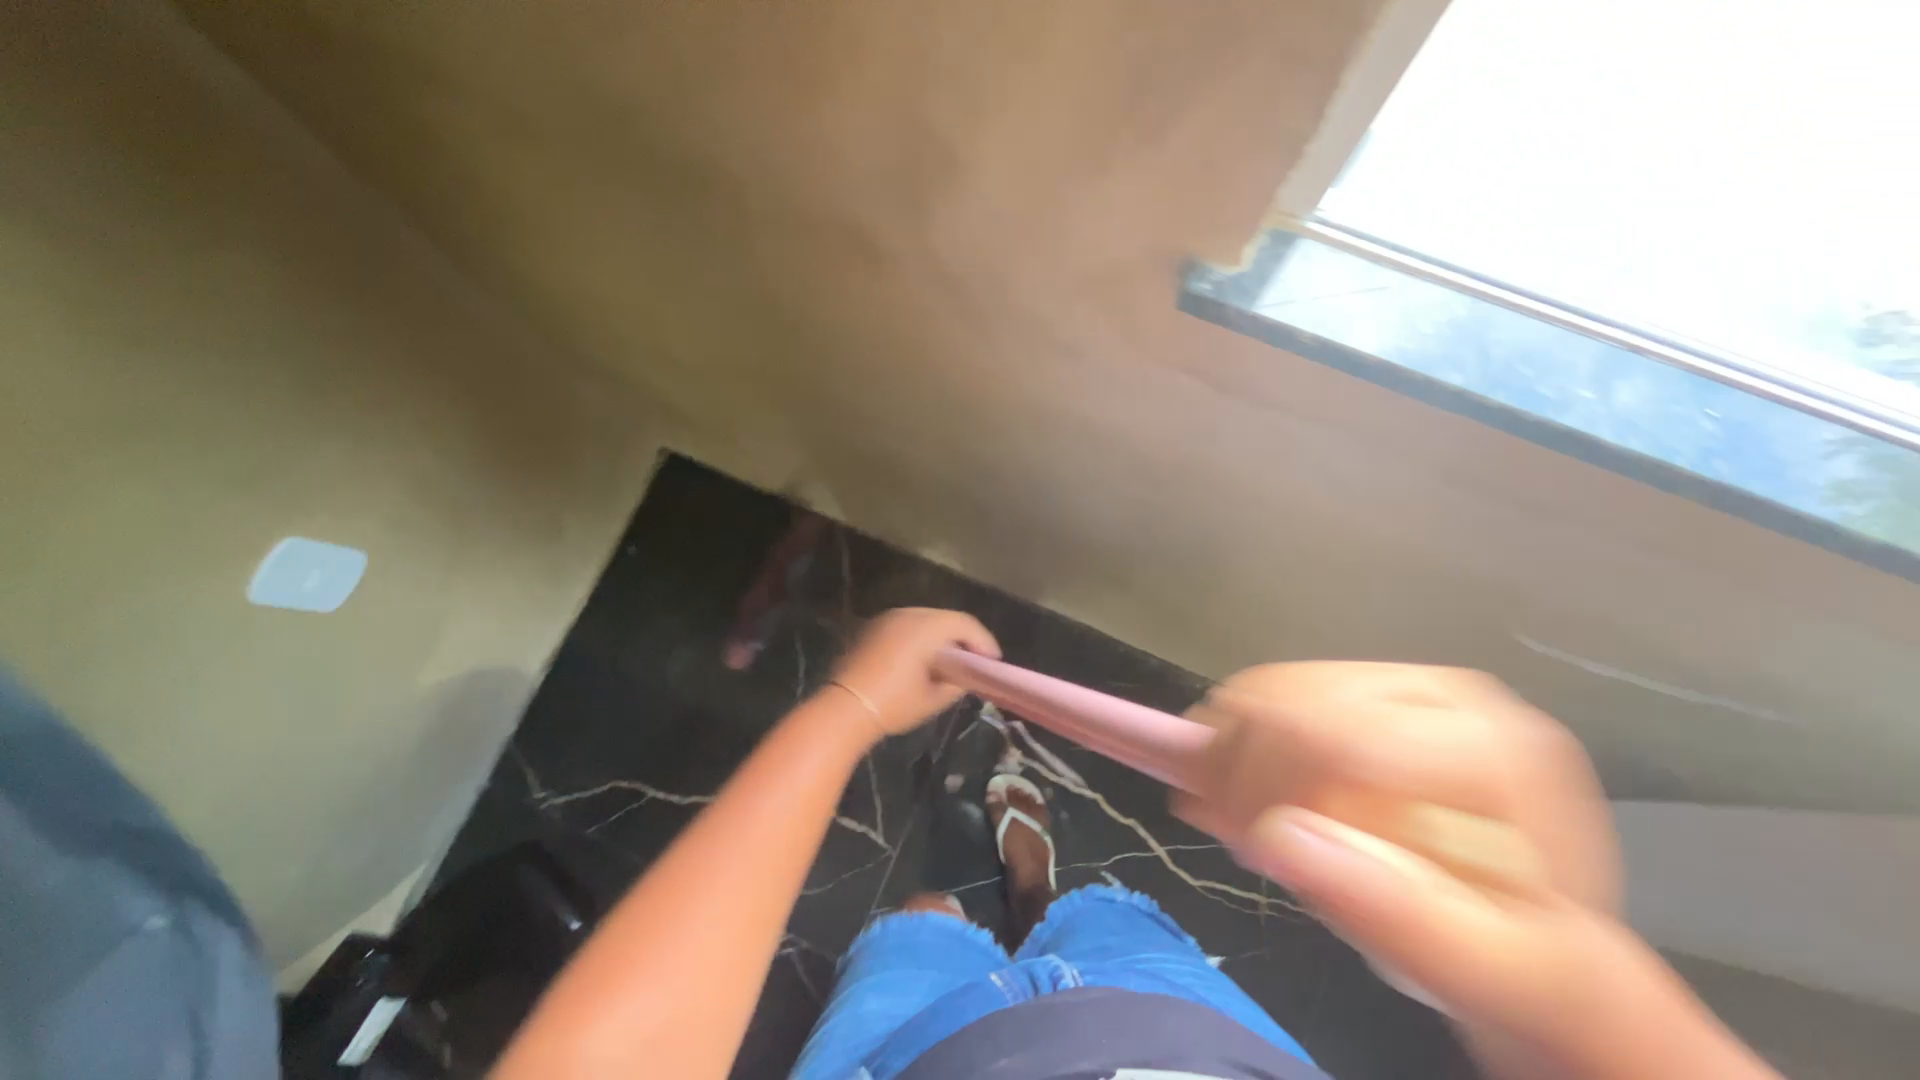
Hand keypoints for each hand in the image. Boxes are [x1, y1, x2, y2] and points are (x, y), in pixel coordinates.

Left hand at [827, 608, 998, 734]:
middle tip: (975, 659)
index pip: (964, 624)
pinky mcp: (873, 628)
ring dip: (941, 636)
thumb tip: (964, 676)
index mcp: (925, 628)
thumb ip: (956, 682)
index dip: (983, 641)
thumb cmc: (894, 704)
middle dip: (963, 637)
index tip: (993, 661)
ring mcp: (887, 619)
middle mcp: (907, 614)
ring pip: (925, 620)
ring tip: (951, 660)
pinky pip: (906, 626)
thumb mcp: (934, 699)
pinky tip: (923, 658)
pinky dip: (921, 637)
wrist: (843, 708)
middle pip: (945, 618)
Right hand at [1175, 663, 1622, 1057]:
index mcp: (1492, 751)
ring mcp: (1407, 689)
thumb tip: (1280, 838)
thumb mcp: (1491, 974)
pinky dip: (1233, 734)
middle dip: (1238, 764)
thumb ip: (1401, 915)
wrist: (1536, 938)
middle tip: (1215, 824)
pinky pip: (1275, 692)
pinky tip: (1224, 780)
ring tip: (1224, 811)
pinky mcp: (1369, 696)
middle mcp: (1450, 699)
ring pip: (1275, 689)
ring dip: (1229, 749)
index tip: (1233, 838)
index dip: (1266, 780)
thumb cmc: (1525, 964)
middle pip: (1299, 701)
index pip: (1343, 737)